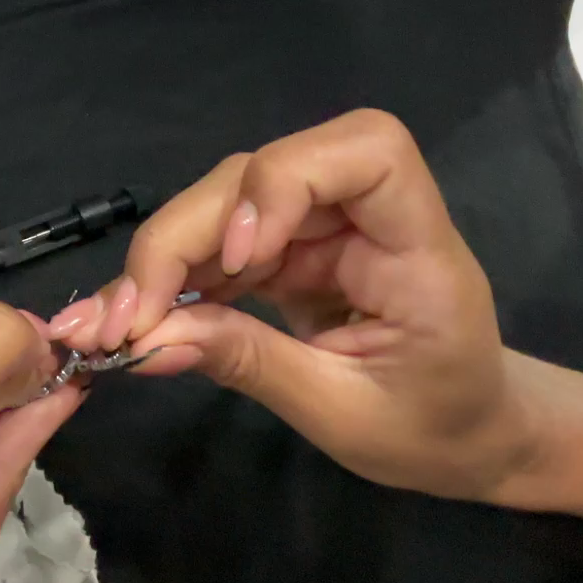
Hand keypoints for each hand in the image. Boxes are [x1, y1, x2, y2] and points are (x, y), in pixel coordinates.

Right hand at [49, 109, 539, 501]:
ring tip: (119, 322)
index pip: (367, 151)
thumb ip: (251, 364)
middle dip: (181, 238)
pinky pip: (207, 238)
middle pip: (253, 174)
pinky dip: (167, 274)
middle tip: (129, 318)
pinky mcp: (274, 244)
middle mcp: (357, 214)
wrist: (463, 431)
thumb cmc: (436, 430)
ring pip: (216, 200)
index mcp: (416, 249)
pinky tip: (136, 312)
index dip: (287, 180)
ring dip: (161, 255)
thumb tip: (146, 341)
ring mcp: (310, 224)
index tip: (241, 259)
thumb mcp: (346, 417)